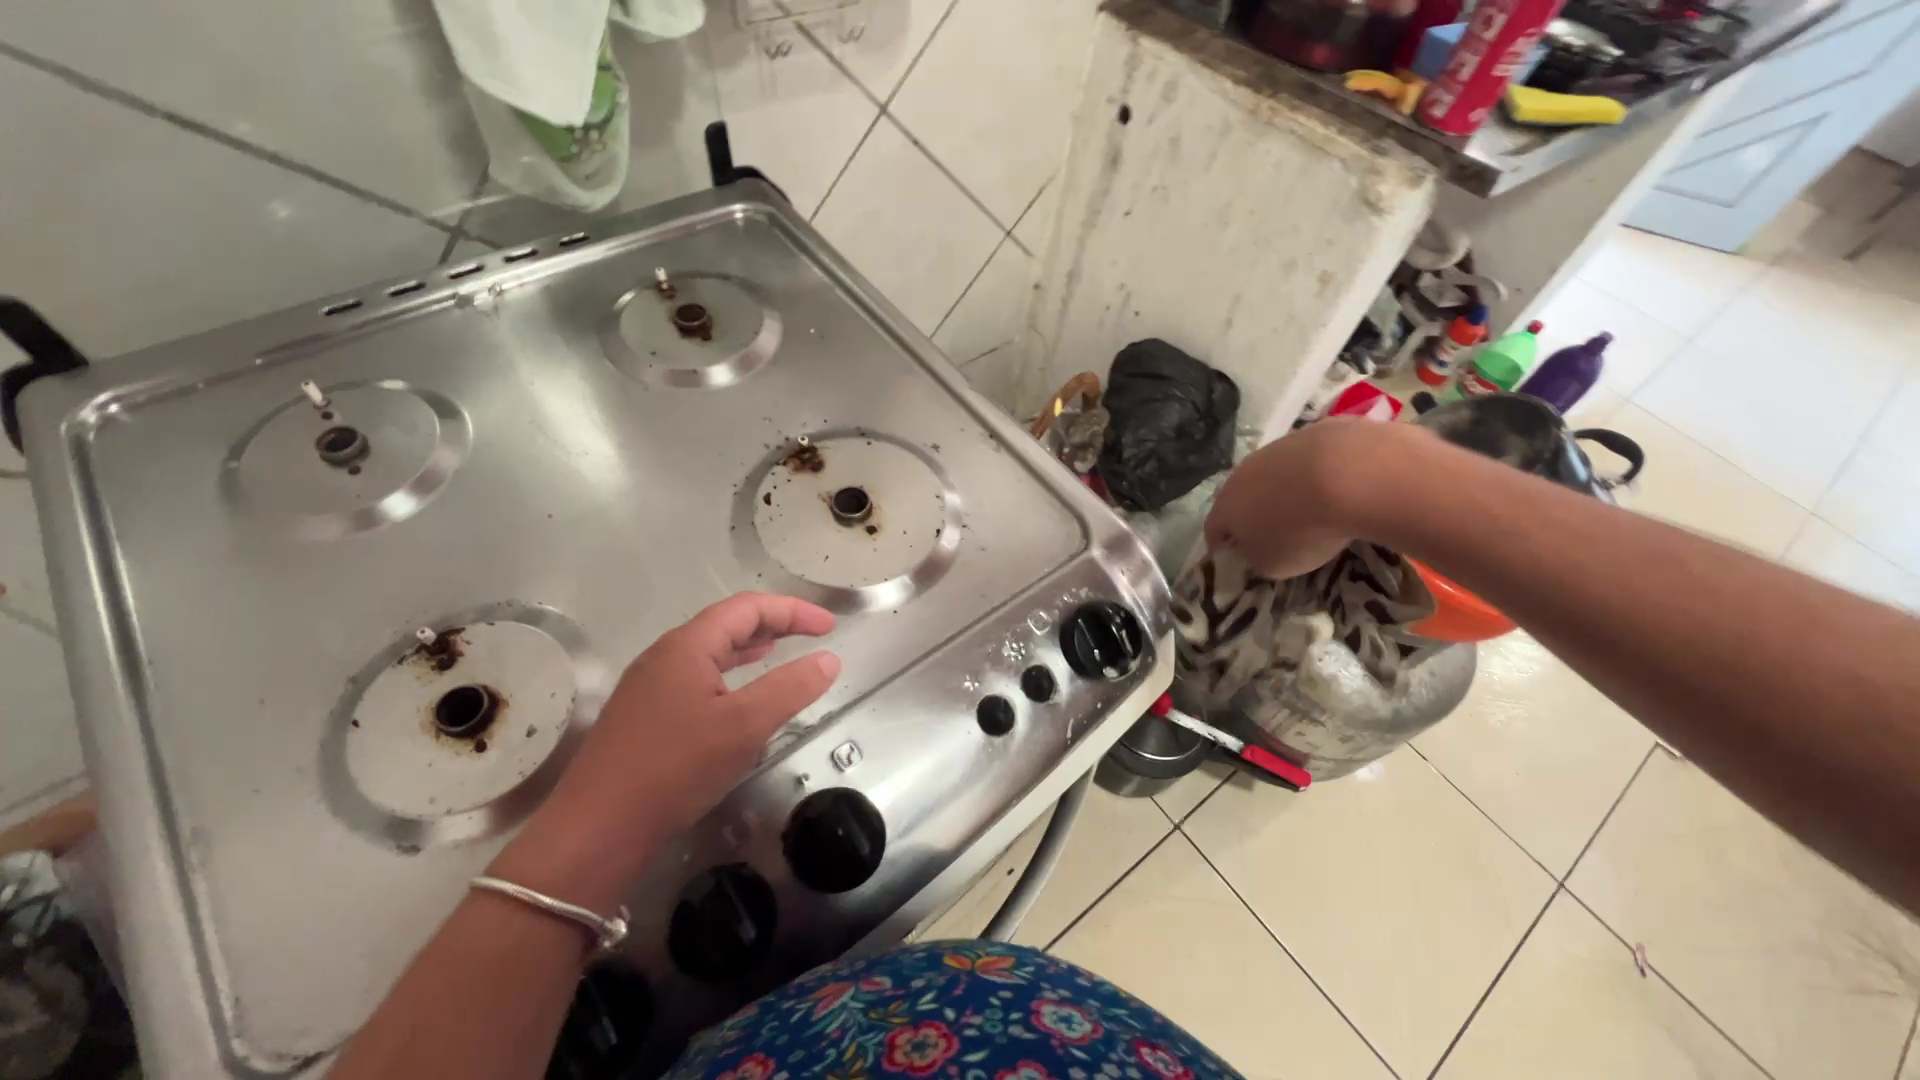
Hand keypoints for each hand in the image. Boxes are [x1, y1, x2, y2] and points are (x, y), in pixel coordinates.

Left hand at [490, 593, 839, 907]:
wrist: (598, 828)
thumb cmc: (674, 768)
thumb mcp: (743, 727)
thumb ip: (789, 688)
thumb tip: (828, 659)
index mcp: (687, 647)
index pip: (747, 608)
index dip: (792, 610)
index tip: (830, 625)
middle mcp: (664, 656)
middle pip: (725, 624)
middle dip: (772, 623)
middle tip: (812, 634)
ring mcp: (648, 686)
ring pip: (708, 652)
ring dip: (748, 647)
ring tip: (779, 652)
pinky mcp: (643, 716)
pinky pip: (695, 678)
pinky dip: (727, 675)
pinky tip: (736, 698)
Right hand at [1204, 420, 1424, 578]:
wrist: (1348, 475)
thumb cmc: (1300, 530)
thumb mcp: (1272, 564)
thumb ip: (1257, 558)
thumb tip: (1256, 549)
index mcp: (1226, 505)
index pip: (1214, 530)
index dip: (1222, 546)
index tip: (1235, 558)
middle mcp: (1243, 472)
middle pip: (1242, 496)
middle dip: (1253, 514)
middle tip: (1274, 532)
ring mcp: (1278, 448)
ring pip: (1274, 473)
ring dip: (1285, 490)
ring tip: (1311, 508)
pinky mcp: (1315, 431)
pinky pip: (1309, 459)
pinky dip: (1316, 473)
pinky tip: (1337, 486)